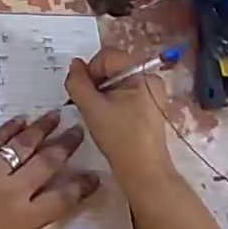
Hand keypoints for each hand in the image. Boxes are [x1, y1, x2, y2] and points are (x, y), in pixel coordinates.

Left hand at [0, 111, 98, 228]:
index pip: (64, 197)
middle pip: (48, 162)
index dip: (82, 185)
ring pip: (24, 143)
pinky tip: (22, 119)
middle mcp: (13, 189)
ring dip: (43, 128)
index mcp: (25, 220)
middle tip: (80, 131)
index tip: (95, 175)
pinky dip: (11, 127)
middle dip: (67, 145)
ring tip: (57, 115)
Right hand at [65, 50, 176, 187]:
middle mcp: (151, 78)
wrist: (144, 173)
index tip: (86, 94)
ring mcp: (152, 93)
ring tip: (99, 113)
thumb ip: (77, 82)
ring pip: (117, 80)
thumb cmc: (119, 138)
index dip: (91, 70)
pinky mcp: (150, 106)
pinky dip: (112, 100)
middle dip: (96, 82)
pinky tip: (109, 118)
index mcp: (142, 75)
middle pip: (113, 66)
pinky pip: (125, 91)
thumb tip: (75, 64)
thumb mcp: (91, 107)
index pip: (108, 56)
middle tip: (90, 104)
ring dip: (102, 92)